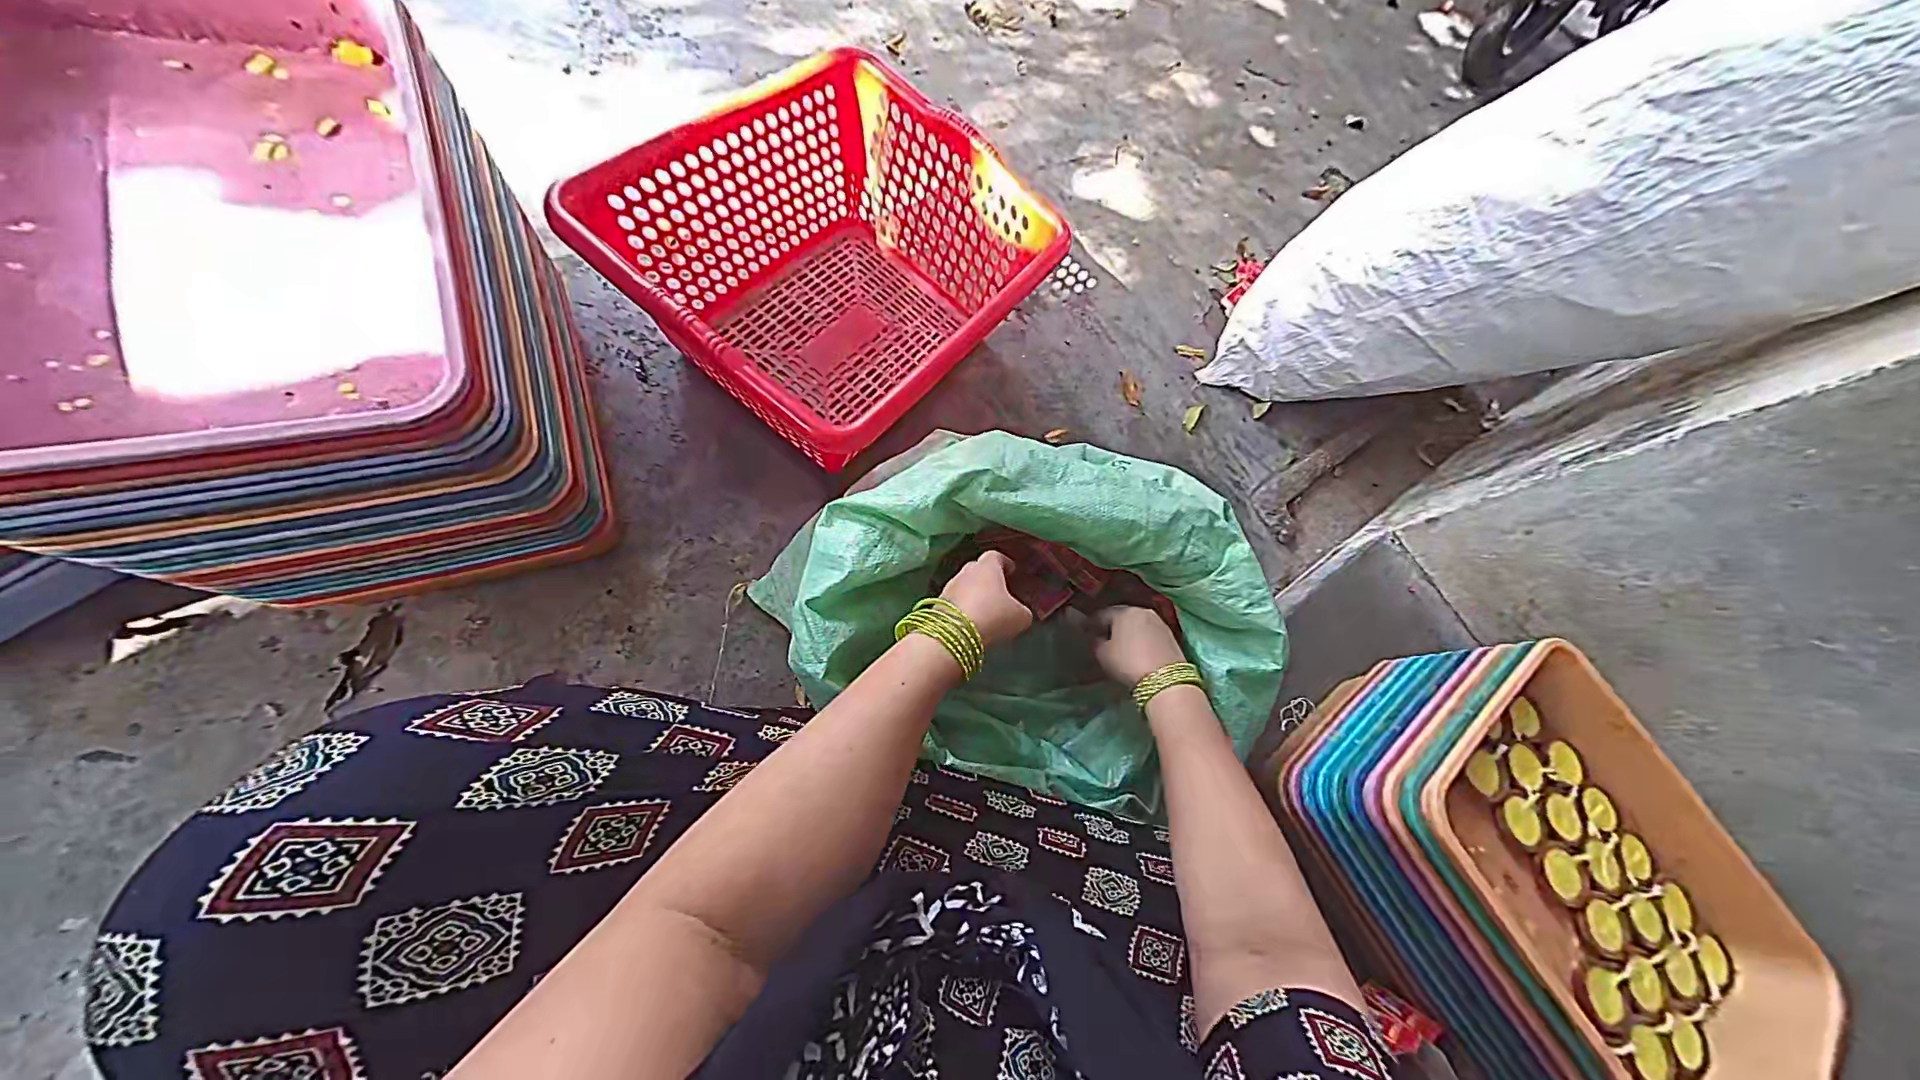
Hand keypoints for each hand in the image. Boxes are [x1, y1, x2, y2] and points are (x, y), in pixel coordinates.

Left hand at [939, 551, 1033, 647]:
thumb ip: (1022, 611)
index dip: (1005, 563)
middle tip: (998, 591)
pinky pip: (954, 601)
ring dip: (973, 594)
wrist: (954, 634)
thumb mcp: (1020, 617)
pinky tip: (970, 620)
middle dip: (987, 578)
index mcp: (987, 567)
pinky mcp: (938, 605)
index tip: (1011, 571)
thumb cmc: (993, 616)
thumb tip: (1020, 612)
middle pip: (977, 569)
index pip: (995, 556)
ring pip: (964, 585)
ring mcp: (949, 588)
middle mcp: (965, 572)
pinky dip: (962, 608)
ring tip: (984, 609)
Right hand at [1090, 606, 1186, 686]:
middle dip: (1111, 625)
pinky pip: (1149, 633)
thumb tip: (1096, 637)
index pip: (1102, 614)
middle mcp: (1142, 611)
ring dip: (1128, 632)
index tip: (1085, 631)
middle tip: (1102, 636)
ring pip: (1137, 624)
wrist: (1165, 679)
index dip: (1091, 623)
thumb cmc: (1128, 662)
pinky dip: (1141, 638)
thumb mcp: (1103, 654)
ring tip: (1120, 645)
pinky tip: (1136, 650)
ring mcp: (1159, 622)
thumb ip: (1095, 642)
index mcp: (1123, 612)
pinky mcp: (1171, 636)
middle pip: (1122, 616)